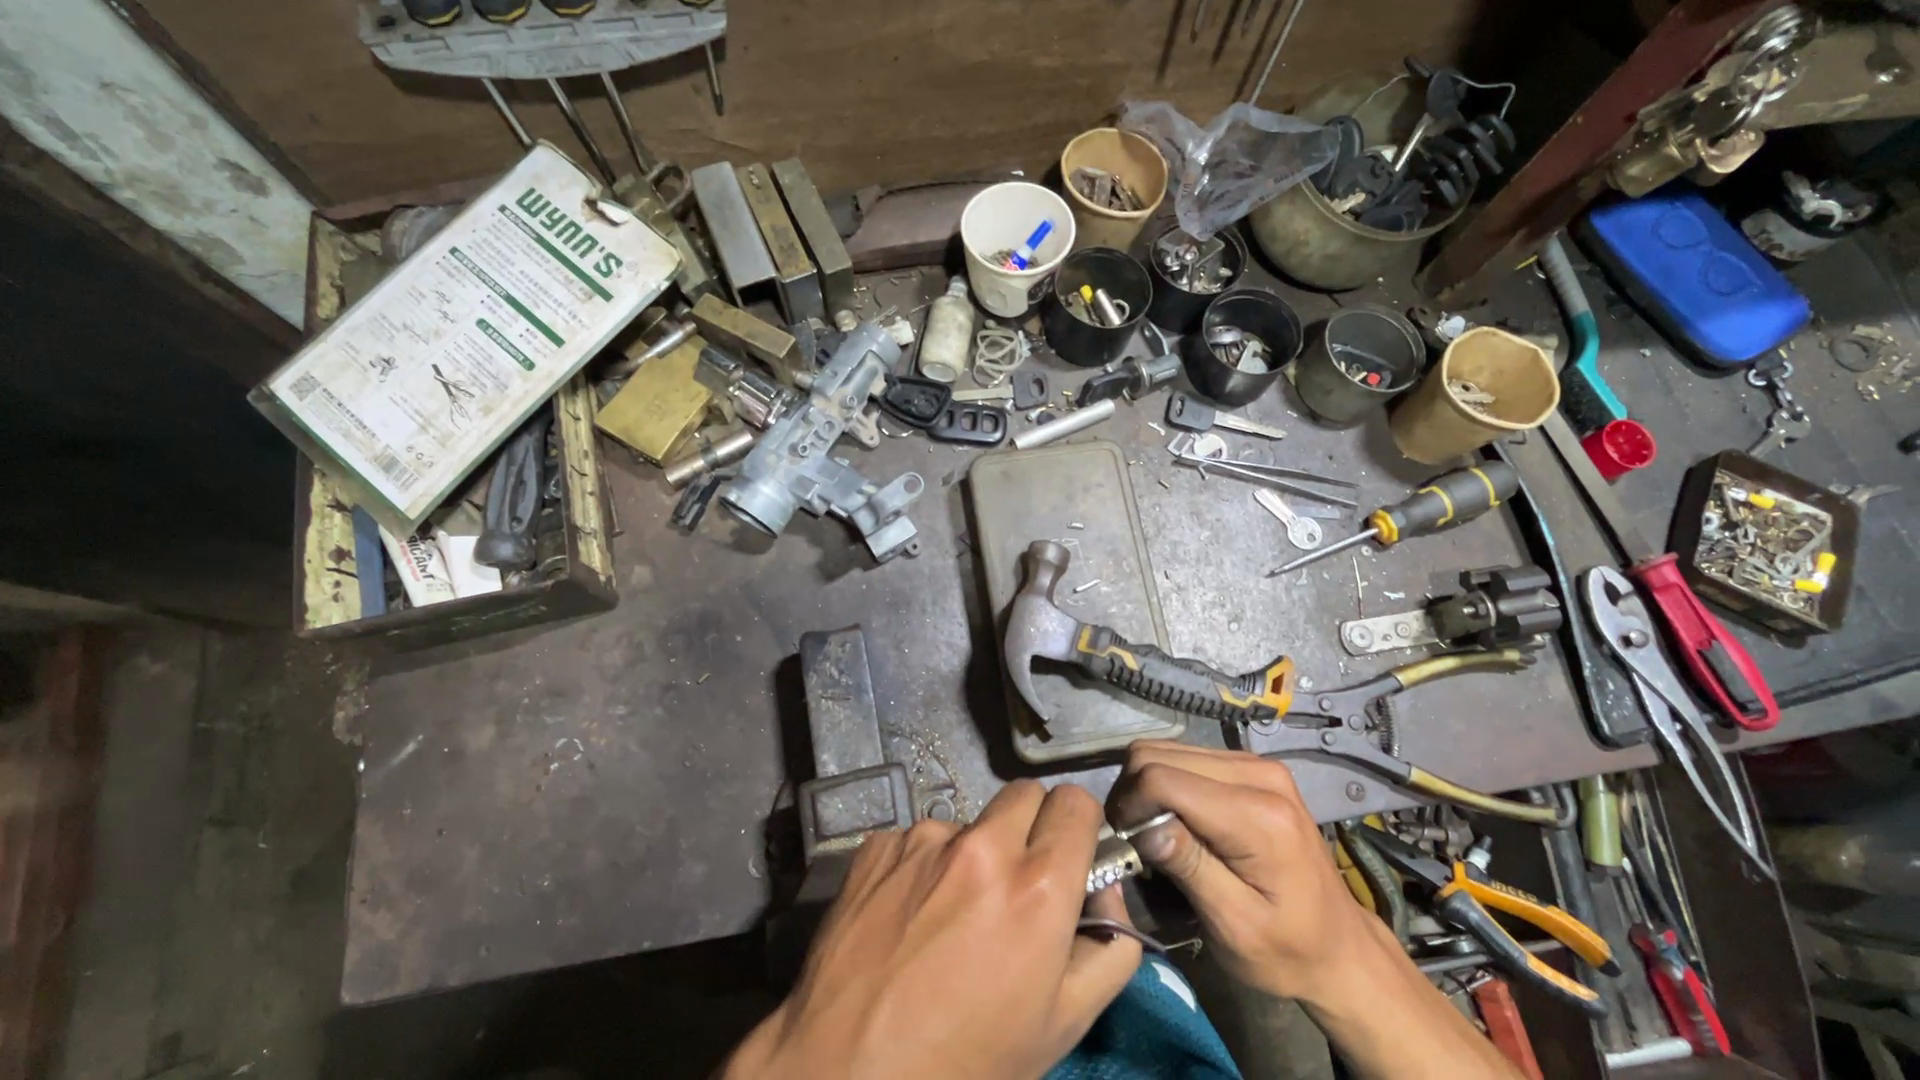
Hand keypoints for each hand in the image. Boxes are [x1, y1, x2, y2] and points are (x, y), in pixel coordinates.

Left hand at [725, 780, 1140, 1079]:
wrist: (851, 1066)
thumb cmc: (969, 1056)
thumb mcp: (1065, 1021)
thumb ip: (1111, 947)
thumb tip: (1106, 894)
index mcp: (1038, 884)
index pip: (1076, 802)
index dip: (1079, 828)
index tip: (1069, 855)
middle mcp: (982, 846)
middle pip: (1025, 795)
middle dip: (1031, 828)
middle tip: (1016, 880)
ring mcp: (922, 842)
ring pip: (968, 821)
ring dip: (972, 851)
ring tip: (949, 912)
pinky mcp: (876, 847)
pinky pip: (916, 839)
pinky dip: (922, 866)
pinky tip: (907, 914)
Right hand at [1106, 741, 1393, 1005]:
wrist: (1341, 948)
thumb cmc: (1288, 949)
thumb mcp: (1235, 925)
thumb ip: (1191, 869)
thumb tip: (1141, 827)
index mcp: (1257, 815)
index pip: (1162, 779)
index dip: (1130, 807)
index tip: (1124, 845)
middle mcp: (1259, 774)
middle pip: (1158, 754)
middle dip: (1132, 794)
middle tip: (1130, 840)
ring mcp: (1258, 765)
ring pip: (1167, 750)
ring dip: (1146, 788)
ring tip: (1149, 834)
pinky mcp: (1252, 767)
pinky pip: (1187, 758)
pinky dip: (1166, 784)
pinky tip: (1172, 821)